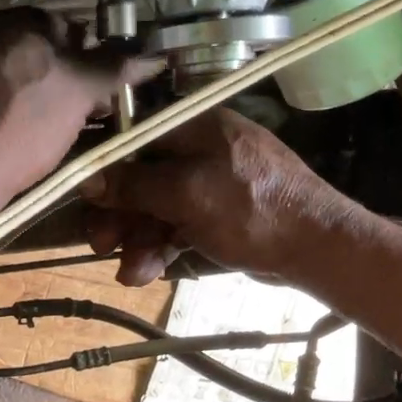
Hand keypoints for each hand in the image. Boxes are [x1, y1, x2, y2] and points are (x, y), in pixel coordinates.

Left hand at [0, 8, 155, 201]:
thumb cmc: (26, 124)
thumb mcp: (81, 89)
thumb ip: (116, 66)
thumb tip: (154, 53)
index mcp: (12, 20)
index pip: (70, 27)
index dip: (96, 57)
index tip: (110, 90)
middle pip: (49, 53)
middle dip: (76, 79)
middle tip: (94, 112)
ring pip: (30, 78)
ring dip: (55, 99)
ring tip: (72, 128)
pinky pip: (7, 99)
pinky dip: (27, 112)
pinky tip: (38, 137)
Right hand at [79, 107, 362, 284]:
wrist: (316, 248)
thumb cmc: (251, 209)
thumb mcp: (186, 194)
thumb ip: (134, 185)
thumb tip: (87, 180)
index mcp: (194, 128)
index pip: (133, 137)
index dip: (105, 168)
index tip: (85, 198)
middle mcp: (198, 149)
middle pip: (139, 178)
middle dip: (119, 216)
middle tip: (101, 245)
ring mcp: (208, 183)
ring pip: (154, 208)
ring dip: (137, 241)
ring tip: (130, 272)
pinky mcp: (215, 214)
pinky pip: (175, 226)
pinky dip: (159, 248)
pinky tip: (146, 273)